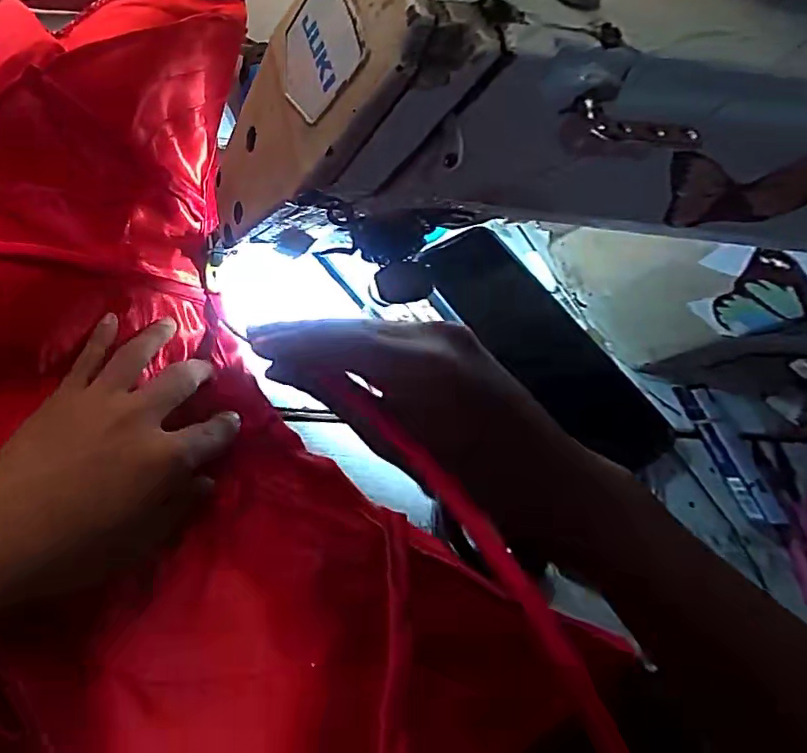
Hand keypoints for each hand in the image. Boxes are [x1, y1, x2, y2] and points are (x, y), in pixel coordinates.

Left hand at [0, 314, 240, 596]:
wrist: (11, 522)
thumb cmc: (77, 545)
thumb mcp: (138, 541)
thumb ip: (175, 507)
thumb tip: (206, 481)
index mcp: (162, 458)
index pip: (207, 437)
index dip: (225, 426)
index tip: (233, 418)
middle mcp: (138, 417)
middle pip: (178, 382)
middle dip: (198, 372)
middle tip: (207, 368)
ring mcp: (100, 398)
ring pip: (135, 355)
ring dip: (156, 337)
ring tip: (170, 324)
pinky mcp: (67, 392)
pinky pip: (88, 356)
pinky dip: (101, 335)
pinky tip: (111, 318)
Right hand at [248, 319, 624, 563]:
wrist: (555, 482)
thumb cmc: (475, 482)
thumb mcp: (396, 445)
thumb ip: (338, 398)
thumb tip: (283, 369)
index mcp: (421, 364)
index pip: (337, 340)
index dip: (290, 338)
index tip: (251, 338)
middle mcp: (432, 332)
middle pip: (348, 325)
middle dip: (300, 331)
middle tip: (256, 335)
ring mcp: (444, 329)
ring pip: (365, 325)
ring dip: (323, 334)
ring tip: (280, 340)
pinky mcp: (449, 336)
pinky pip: (387, 333)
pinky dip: (352, 341)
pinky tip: (325, 347)